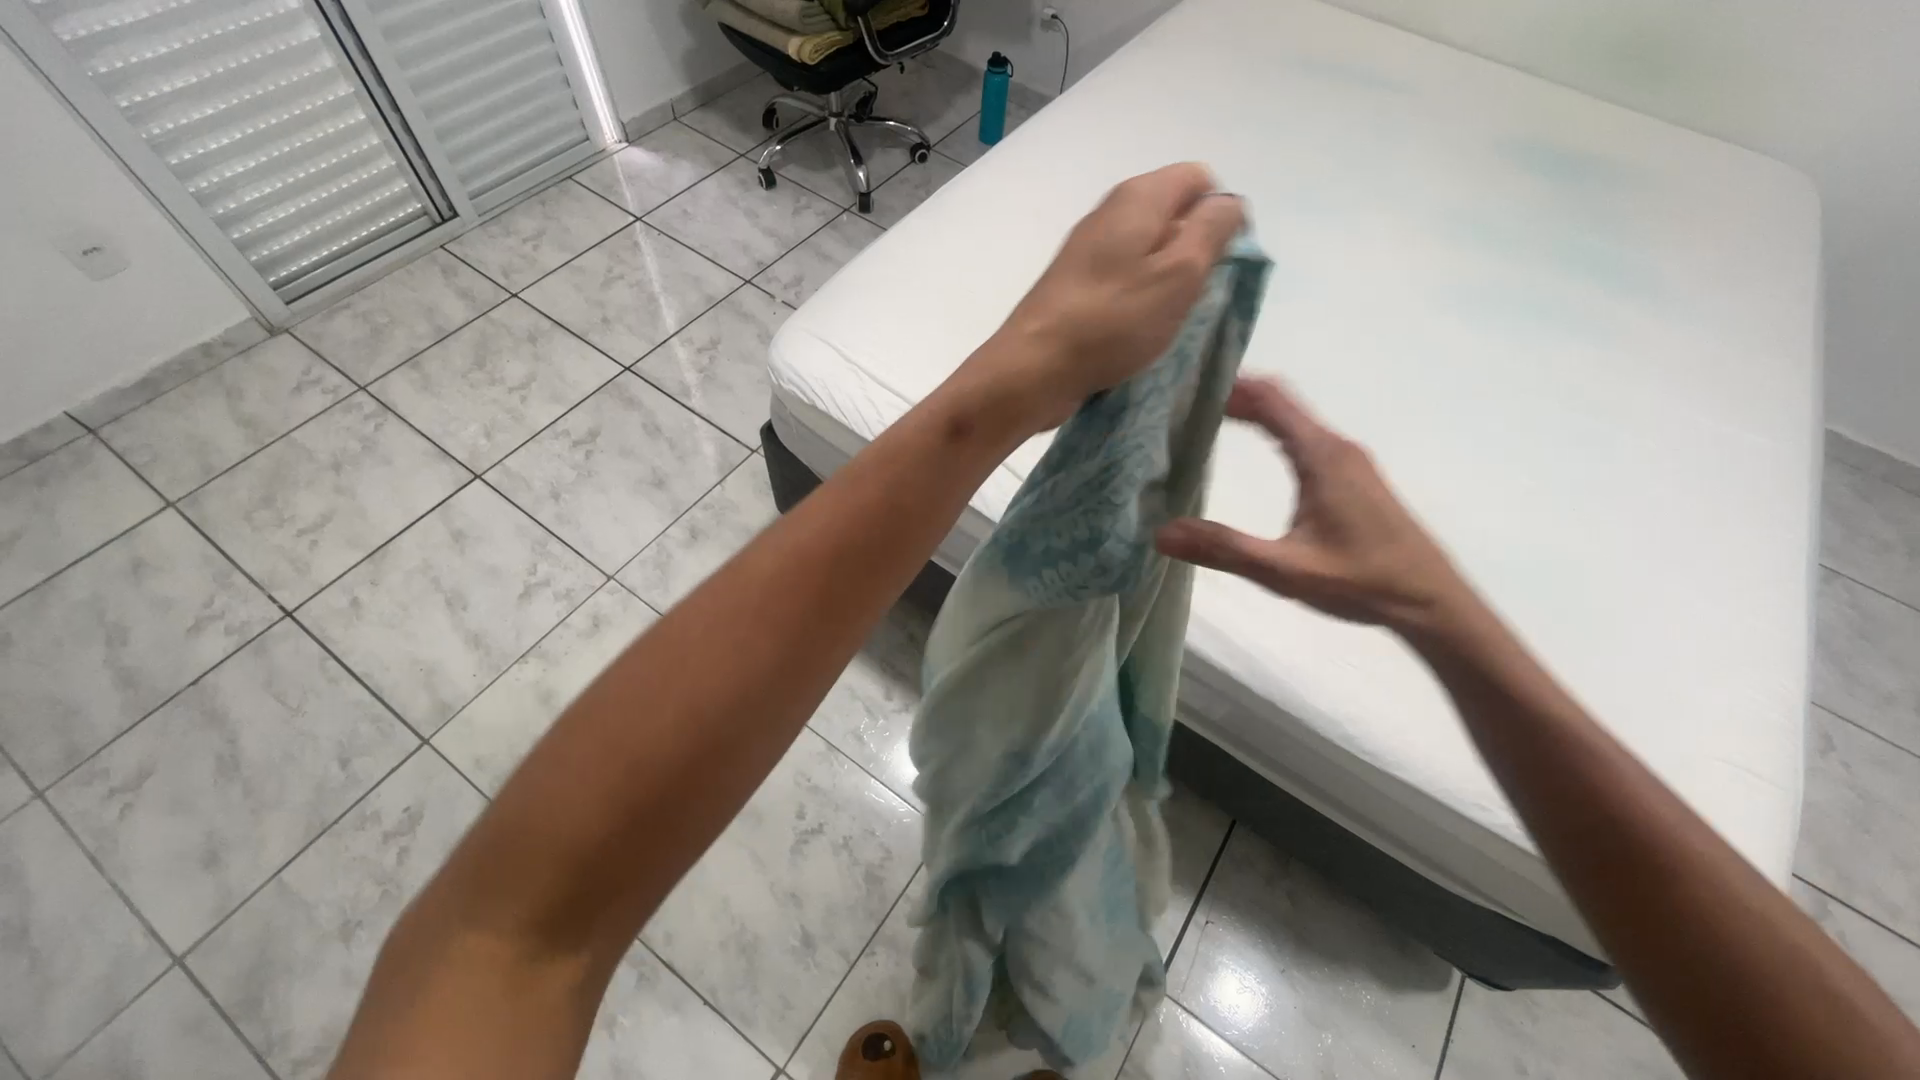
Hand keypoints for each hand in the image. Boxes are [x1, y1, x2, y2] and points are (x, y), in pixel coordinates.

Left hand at [968, 163, 1245, 432]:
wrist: (1033, 369)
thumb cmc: (1112, 321)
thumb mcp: (1180, 273)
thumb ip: (1213, 230)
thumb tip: (1230, 204)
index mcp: (1138, 197)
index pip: (1199, 179)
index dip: (1221, 215)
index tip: (1224, 263)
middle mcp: (1110, 214)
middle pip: (1173, 217)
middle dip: (1195, 253)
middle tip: (1196, 298)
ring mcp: (1088, 252)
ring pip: (1148, 254)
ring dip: (1168, 283)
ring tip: (1168, 321)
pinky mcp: (1075, 287)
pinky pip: (1123, 282)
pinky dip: (1139, 302)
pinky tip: (1138, 333)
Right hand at [1155, 377, 1471, 634]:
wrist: (1433, 601)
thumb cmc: (1363, 582)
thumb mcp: (1285, 571)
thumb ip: (1224, 549)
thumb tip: (1160, 534)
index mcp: (1322, 457)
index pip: (1272, 400)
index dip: (1230, 385)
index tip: (1188, 383)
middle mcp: (1338, 448)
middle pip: (1282, 403)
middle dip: (1236, 395)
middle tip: (1186, 400)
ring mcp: (1352, 461)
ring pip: (1296, 420)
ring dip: (1257, 412)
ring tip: (1211, 418)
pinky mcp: (1357, 478)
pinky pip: (1308, 438)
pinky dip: (1275, 430)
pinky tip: (1258, 450)